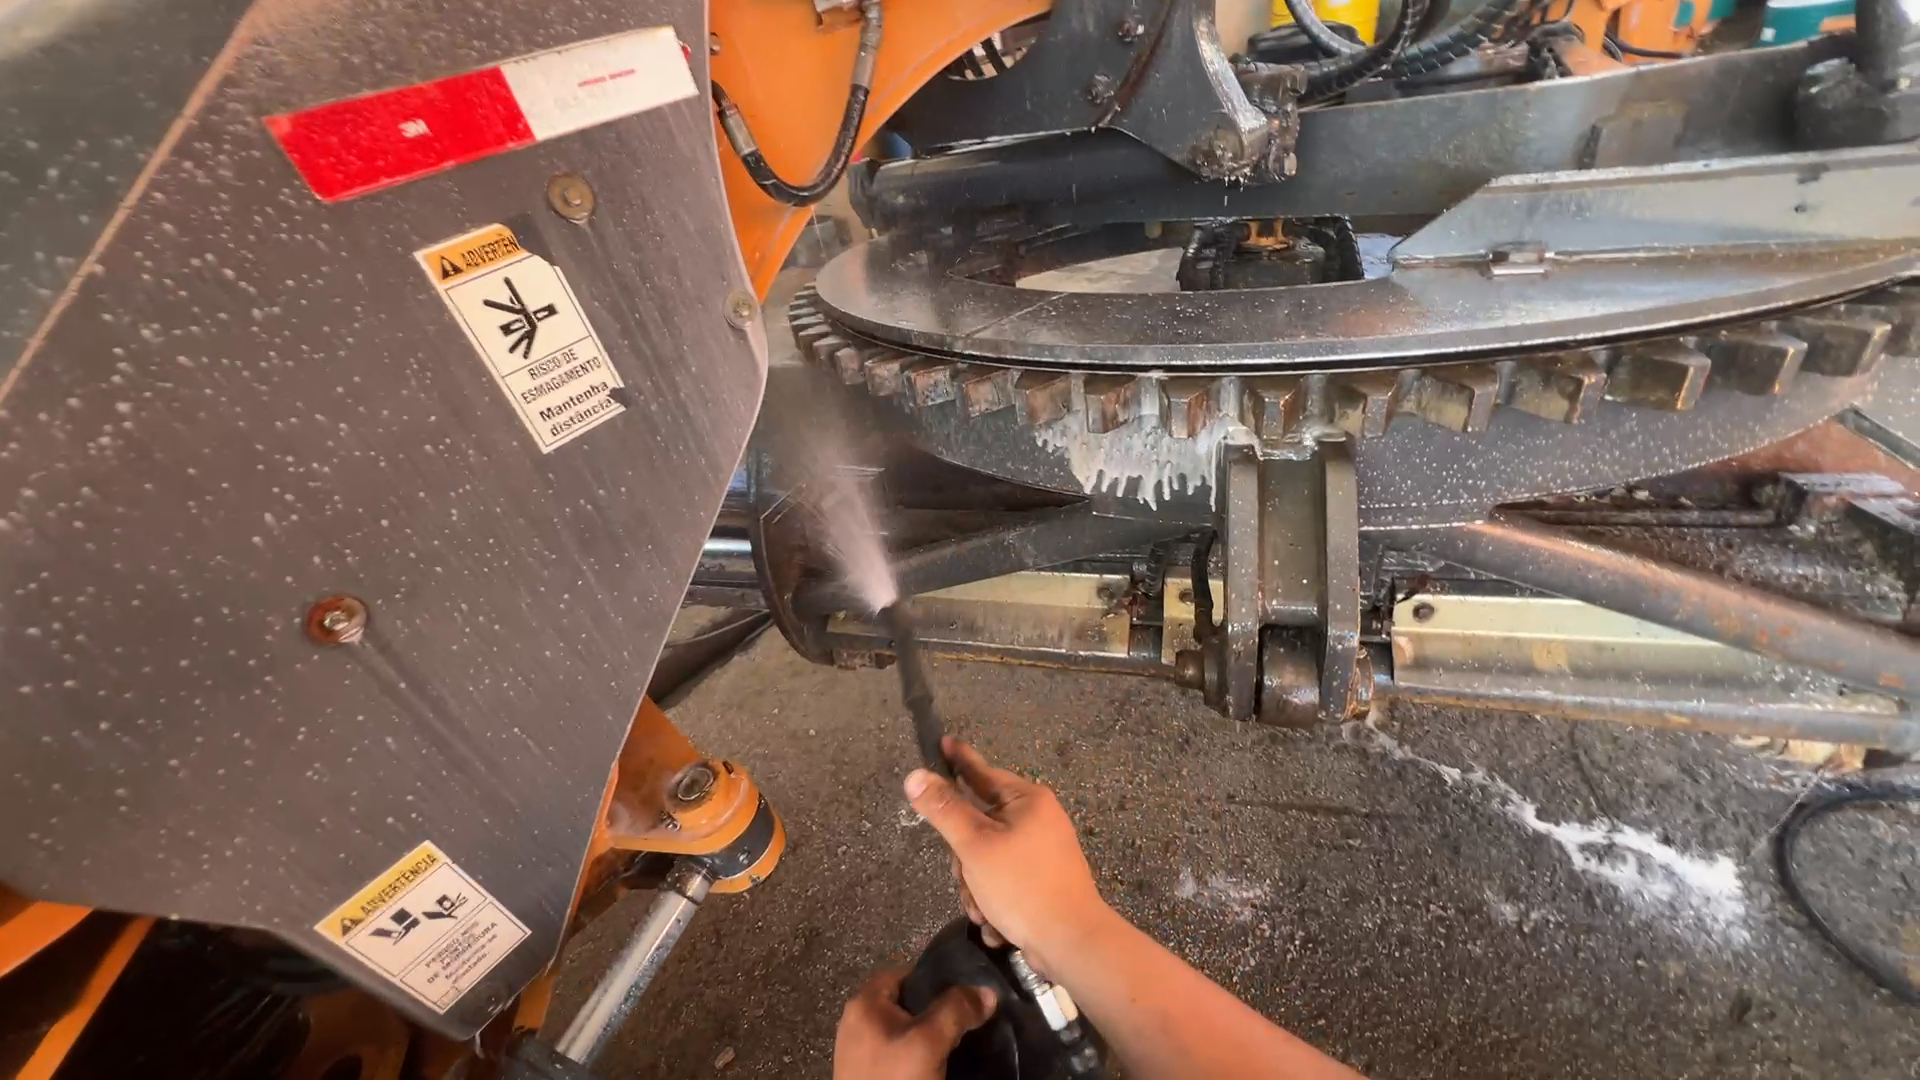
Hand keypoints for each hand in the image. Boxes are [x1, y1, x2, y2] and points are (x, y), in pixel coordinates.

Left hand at [833, 966, 995, 1079]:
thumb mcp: (929, 1043)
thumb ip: (956, 1010)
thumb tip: (987, 992)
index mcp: (864, 1003)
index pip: (904, 973)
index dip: (934, 979)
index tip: (962, 994)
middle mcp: (857, 1023)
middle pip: (906, 1004)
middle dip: (935, 1012)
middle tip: (964, 1023)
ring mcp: (861, 1054)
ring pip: (904, 1033)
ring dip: (929, 1039)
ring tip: (956, 1048)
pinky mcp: (869, 1078)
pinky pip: (898, 1057)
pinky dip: (918, 1059)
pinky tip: (939, 1070)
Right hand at [905, 737, 1109, 973]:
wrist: (1072, 943)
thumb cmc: (1023, 886)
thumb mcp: (975, 846)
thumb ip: (944, 810)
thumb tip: (915, 776)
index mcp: (1026, 800)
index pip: (981, 772)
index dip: (958, 759)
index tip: (943, 742)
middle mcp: (1037, 818)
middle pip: (979, 825)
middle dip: (965, 860)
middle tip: (967, 880)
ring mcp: (1043, 850)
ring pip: (987, 857)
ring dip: (977, 887)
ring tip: (983, 912)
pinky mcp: (1043, 879)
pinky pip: (1005, 880)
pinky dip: (995, 901)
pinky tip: (996, 924)